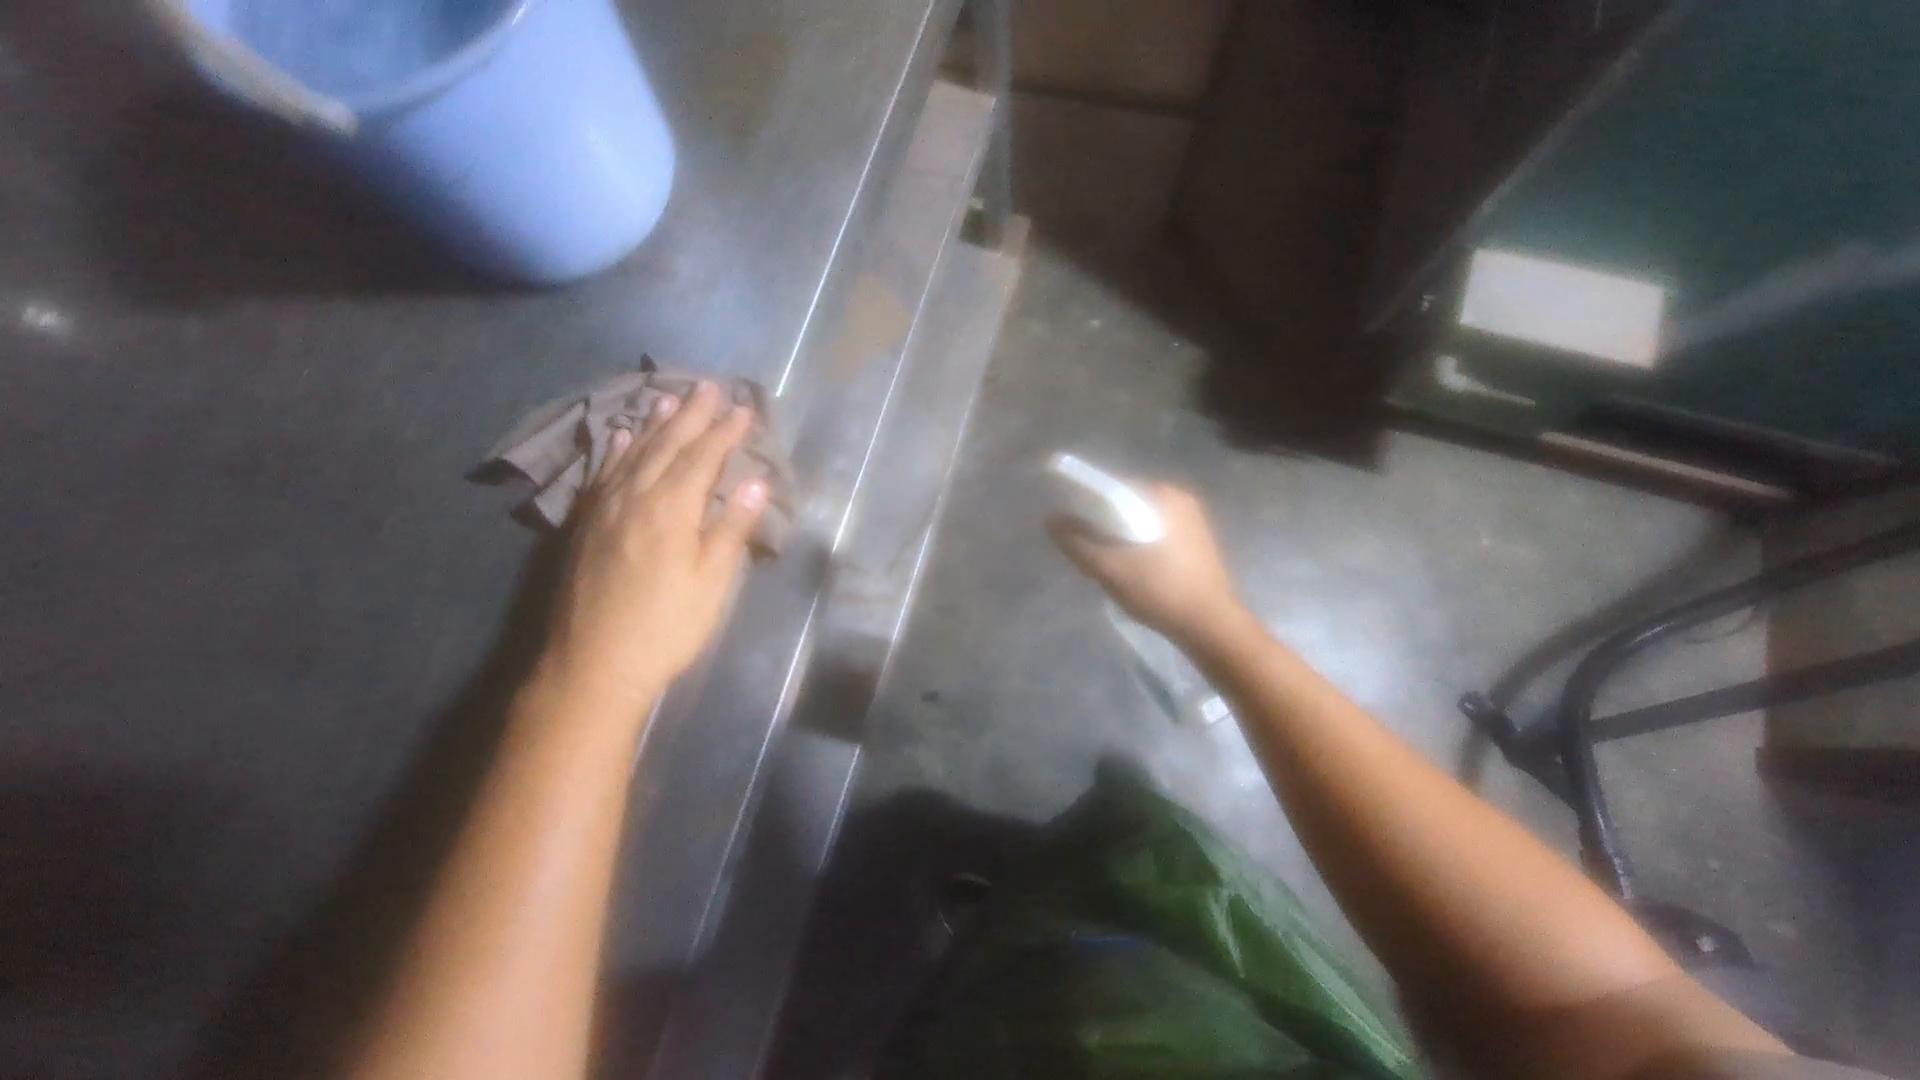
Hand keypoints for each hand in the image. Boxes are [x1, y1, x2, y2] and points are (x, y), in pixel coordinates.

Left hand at [539, 381, 768, 716]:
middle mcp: (634, 497)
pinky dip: (617, 450)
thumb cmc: (665, 629)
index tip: (743, 408)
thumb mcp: (711, 584)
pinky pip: (604, 474)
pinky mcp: (585, 525)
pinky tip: (622, 437)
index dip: (725, 432)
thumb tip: (755, 480)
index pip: (702, 458)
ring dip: (654, 424)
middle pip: (667, 446)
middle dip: (691, 415)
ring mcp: (604, 509)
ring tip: (669, 397)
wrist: (593, 665)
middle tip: (708, 386)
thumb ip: (731, 529)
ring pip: (633, 453)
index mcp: (670, 510)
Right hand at [1048, 482, 1243, 647]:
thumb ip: (1078, 542)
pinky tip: (1136, 574)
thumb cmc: (1160, 590)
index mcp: (1164, 494)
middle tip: (1093, 558)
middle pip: (1127, 506)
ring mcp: (1194, 522)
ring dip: (1123, 540)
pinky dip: (1141, 548)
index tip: (1076, 533)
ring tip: (1113, 570)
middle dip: (1106, 528)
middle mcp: (1181, 499)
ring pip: (1142, 523)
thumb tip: (1052, 520)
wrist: (1210, 625)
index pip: (1113, 488)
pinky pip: (1158, 536)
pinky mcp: (1199, 544)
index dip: (1088, 507)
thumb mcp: (1110, 568)